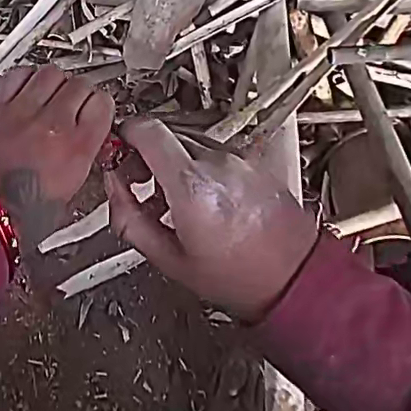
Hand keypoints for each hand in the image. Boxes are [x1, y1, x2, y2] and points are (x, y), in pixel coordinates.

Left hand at [0, 65, 113, 240]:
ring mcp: (23, 111)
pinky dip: (26, 78)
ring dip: (56, 82)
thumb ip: (84, 158)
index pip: (103, 103)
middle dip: (81, 93)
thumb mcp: (70, 191)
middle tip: (75, 106)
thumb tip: (89, 143)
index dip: (100, 107)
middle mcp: (52, 123)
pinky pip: (18, 75)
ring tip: (52, 95)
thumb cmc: (20, 212)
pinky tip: (27, 91)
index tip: (95, 113)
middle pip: (79, 83)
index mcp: (77, 146)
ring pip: (51, 73)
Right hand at [107, 117, 318, 321]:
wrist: (297, 280)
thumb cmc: (240, 277)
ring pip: (186, 143)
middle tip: (139, 183)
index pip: (147, 131)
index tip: (119, 152)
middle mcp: (217, 163)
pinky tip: (198, 199)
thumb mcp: (168, 259)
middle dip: (144, 155)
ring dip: (170, 162)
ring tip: (171, 198)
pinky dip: (195, 167)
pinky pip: (212, 153)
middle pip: (164, 135)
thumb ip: (128, 219)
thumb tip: (114, 191)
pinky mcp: (252, 164)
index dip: (125, 136)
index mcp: (191, 185)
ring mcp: (238, 160)